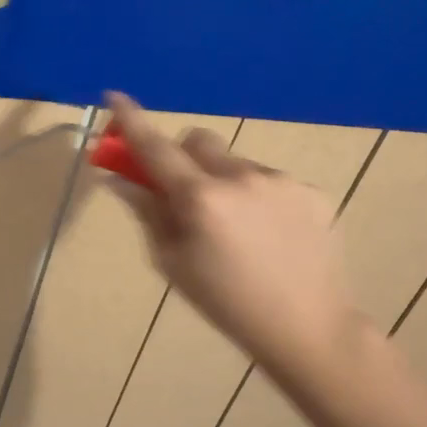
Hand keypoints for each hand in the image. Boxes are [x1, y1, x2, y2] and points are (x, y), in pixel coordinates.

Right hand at [103, 92, 366, 379]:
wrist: (308, 329)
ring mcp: (281, 181)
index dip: (131, 120)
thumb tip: (118, 178)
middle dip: (183, 156)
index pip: (155, 147)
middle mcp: (240, 177)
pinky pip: (269, 181)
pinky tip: (269, 234)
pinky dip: (257, 197)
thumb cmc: (226, 302)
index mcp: (201, 198)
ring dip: (223, 181)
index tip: (114, 96)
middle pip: (198, 140)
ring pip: (235, 162)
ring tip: (237, 228)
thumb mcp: (172, 261)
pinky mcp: (312, 191)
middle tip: (183, 192)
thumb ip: (146, 211)